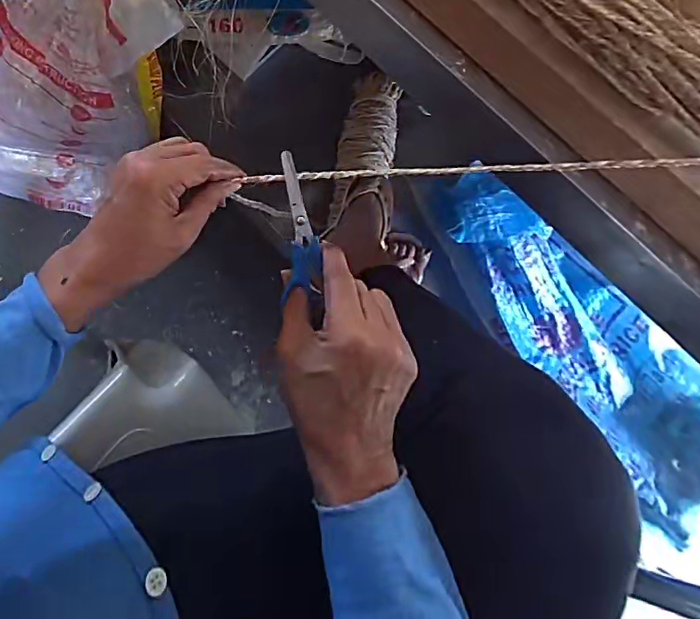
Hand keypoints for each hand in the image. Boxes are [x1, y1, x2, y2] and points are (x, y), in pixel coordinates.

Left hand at [39, 139, 241, 330]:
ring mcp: (132, 159)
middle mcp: (143, 159)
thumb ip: (208, 202)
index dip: (226, 170)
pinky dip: (178, 162)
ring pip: (176, 146)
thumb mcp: (182, 233)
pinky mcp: (127, 164)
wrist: (95, 263)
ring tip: (206, 187)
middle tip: (225, 188)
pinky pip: (161, 152)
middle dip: (211, 165)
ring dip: (195, 161)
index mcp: (156, 176)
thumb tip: (229, 184)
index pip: (203, 163)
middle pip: (191, 148)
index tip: (243, 179)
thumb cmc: (138, 256)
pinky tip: (185, 184)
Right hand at [278, 245, 416, 505]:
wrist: (351, 452)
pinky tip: (357, 337)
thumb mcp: (289, 354)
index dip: (328, 257)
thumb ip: (294, 307)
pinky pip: (389, 319)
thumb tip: (296, 275)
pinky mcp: (410, 358)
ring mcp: (400, 347)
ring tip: (338, 320)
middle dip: (337, 284)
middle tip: (317, 293)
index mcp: (348, 334)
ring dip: (356, 299)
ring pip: (377, 298)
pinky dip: (372, 317)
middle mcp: (380, 334)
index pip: (341, 277)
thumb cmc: (312, 405)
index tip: (316, 247)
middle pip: (358, 285)